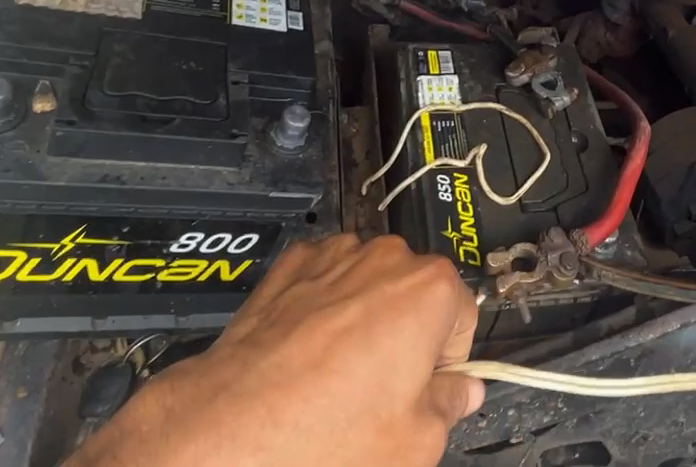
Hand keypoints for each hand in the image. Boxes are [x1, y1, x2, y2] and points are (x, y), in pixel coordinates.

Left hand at [70, 234, 483, 466]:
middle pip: (416, 293)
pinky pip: (325, 277)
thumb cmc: (327, 435)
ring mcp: (335, 254)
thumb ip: (450, 406)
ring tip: (339, 374)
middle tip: (384, 388)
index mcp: (430, 287)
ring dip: (366, 314)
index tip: (430, 387)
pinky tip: (309, 352)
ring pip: (370, 282)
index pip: (464, 314)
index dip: (449, 358)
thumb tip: (461, 392)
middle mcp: (386, 256)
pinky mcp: (292, 263)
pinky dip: (324, 304)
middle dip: (408, 332)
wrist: (231, 430)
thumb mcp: (415, 442)